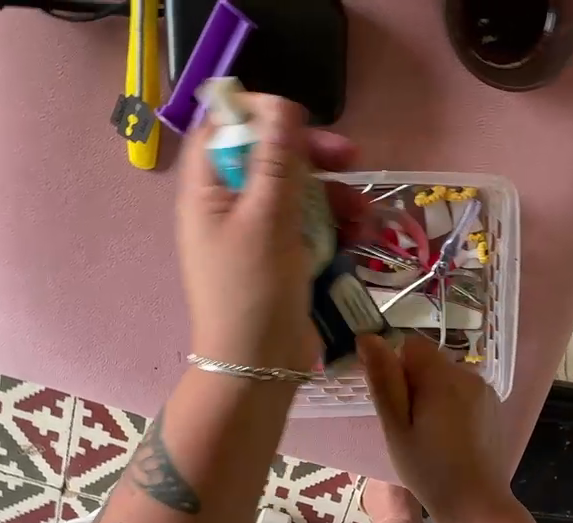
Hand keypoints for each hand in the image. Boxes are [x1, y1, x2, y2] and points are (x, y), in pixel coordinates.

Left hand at [176, 94, 357, 373]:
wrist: (258, 368)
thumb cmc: (254, 293)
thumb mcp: (266, 220)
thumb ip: (276, 161)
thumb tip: (281, 106)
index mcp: (208, 190)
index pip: (225, 127)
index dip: (262, 116)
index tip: (301, 122)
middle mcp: (229, 207)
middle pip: (271, 159)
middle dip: (313, 158)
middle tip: (352, 159)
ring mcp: (258, 237)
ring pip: (298, 196)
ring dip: (334, 198)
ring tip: (364, 216)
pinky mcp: (283, 262)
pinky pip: (310, 231)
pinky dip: (335, 229)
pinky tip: (360, 237)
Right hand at [358, 335, 509, 521]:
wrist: (475, 503)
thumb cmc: (428, 470)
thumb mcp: (396, 427)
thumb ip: (383, 380)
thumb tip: (367, 337)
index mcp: (442, 377)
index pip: (411, 345)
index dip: (396, 369)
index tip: (396, 403)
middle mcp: (469, 375)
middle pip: (431, 361)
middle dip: (416, 384)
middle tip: (410, 426)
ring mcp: (485, 391)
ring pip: (447, 378)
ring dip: (434, 396)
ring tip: (430, 435)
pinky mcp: (494, 407)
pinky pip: (464, 393)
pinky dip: (452, 406)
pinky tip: (450, 438)